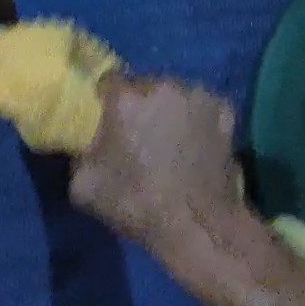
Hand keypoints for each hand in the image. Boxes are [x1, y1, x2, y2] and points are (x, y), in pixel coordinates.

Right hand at [69, 77, 250, 256]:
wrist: (197, 224)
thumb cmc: (137, 204)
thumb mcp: (84, 186)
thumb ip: (79, 153)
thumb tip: (85, 143)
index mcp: (126, 99)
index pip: (109, 82)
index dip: (107, 101)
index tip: (109, 120)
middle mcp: (163, 86)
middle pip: (145, 87)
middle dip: (141, 106)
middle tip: (141, 136)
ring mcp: (198, 95)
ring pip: (176, 95)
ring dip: (171, 111)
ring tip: (172, 142)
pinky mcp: (225, 110)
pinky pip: (204, 107)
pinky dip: (199, 120)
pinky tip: (198, 144)